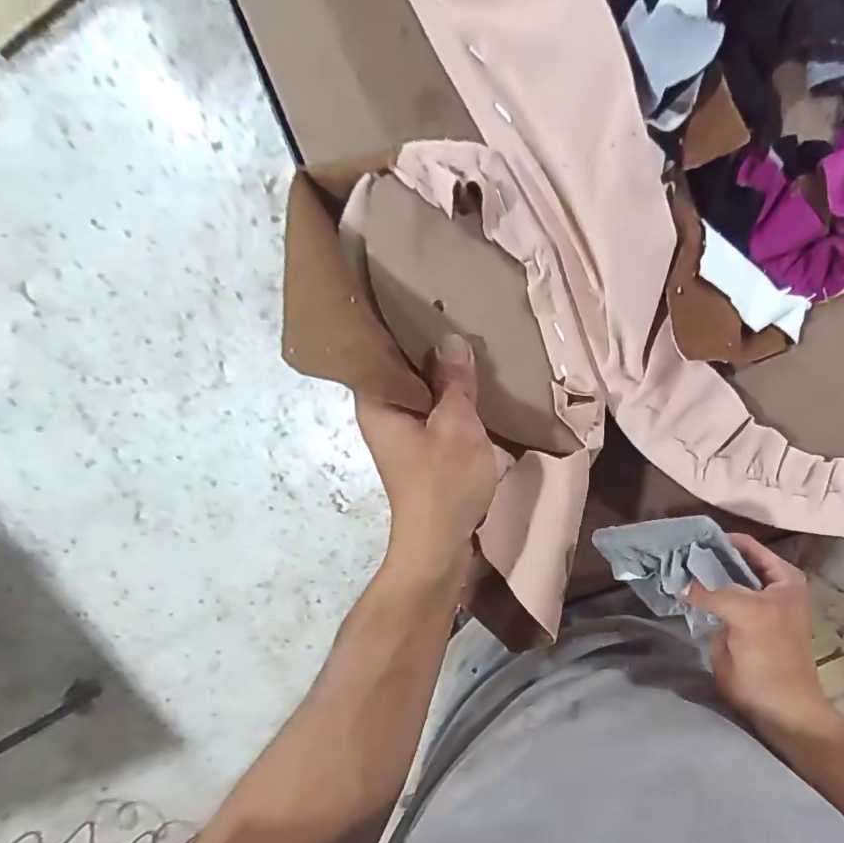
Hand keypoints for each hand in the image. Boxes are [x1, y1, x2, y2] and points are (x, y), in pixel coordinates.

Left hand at [356, 335, 500, 580]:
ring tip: (464, 343)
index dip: (393, 324)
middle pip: (398, 370)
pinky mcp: (419, 452)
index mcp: (375, 402)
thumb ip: (455, 383)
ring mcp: (399, 436)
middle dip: (423, 347)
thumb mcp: (457, 426)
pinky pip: (430, 413)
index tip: (417, 297)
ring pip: (417, 393)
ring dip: (439, 376)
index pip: (374, 349)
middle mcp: (379, 415)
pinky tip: (469, 387)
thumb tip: (452, 340)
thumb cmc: (443, 484)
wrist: (440, 545)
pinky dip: (446, 400)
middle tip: (450, 312)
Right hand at [686, 534, 843, 742]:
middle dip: (702, 558)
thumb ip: (713, 592)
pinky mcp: (729, 626)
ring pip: (716, 583)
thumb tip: (679, 582)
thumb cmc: (772, 654)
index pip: (746, 546)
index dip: (719, 540)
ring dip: (694, 578)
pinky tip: (672, 589)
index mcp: (782, 577)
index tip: (687, 537)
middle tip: (670, 552)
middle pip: (729, 562)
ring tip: (666, 567)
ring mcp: (746, 607)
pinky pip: (708, 604)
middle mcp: (764, 587)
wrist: (776, 704)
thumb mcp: (747, 612)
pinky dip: (692, 597)